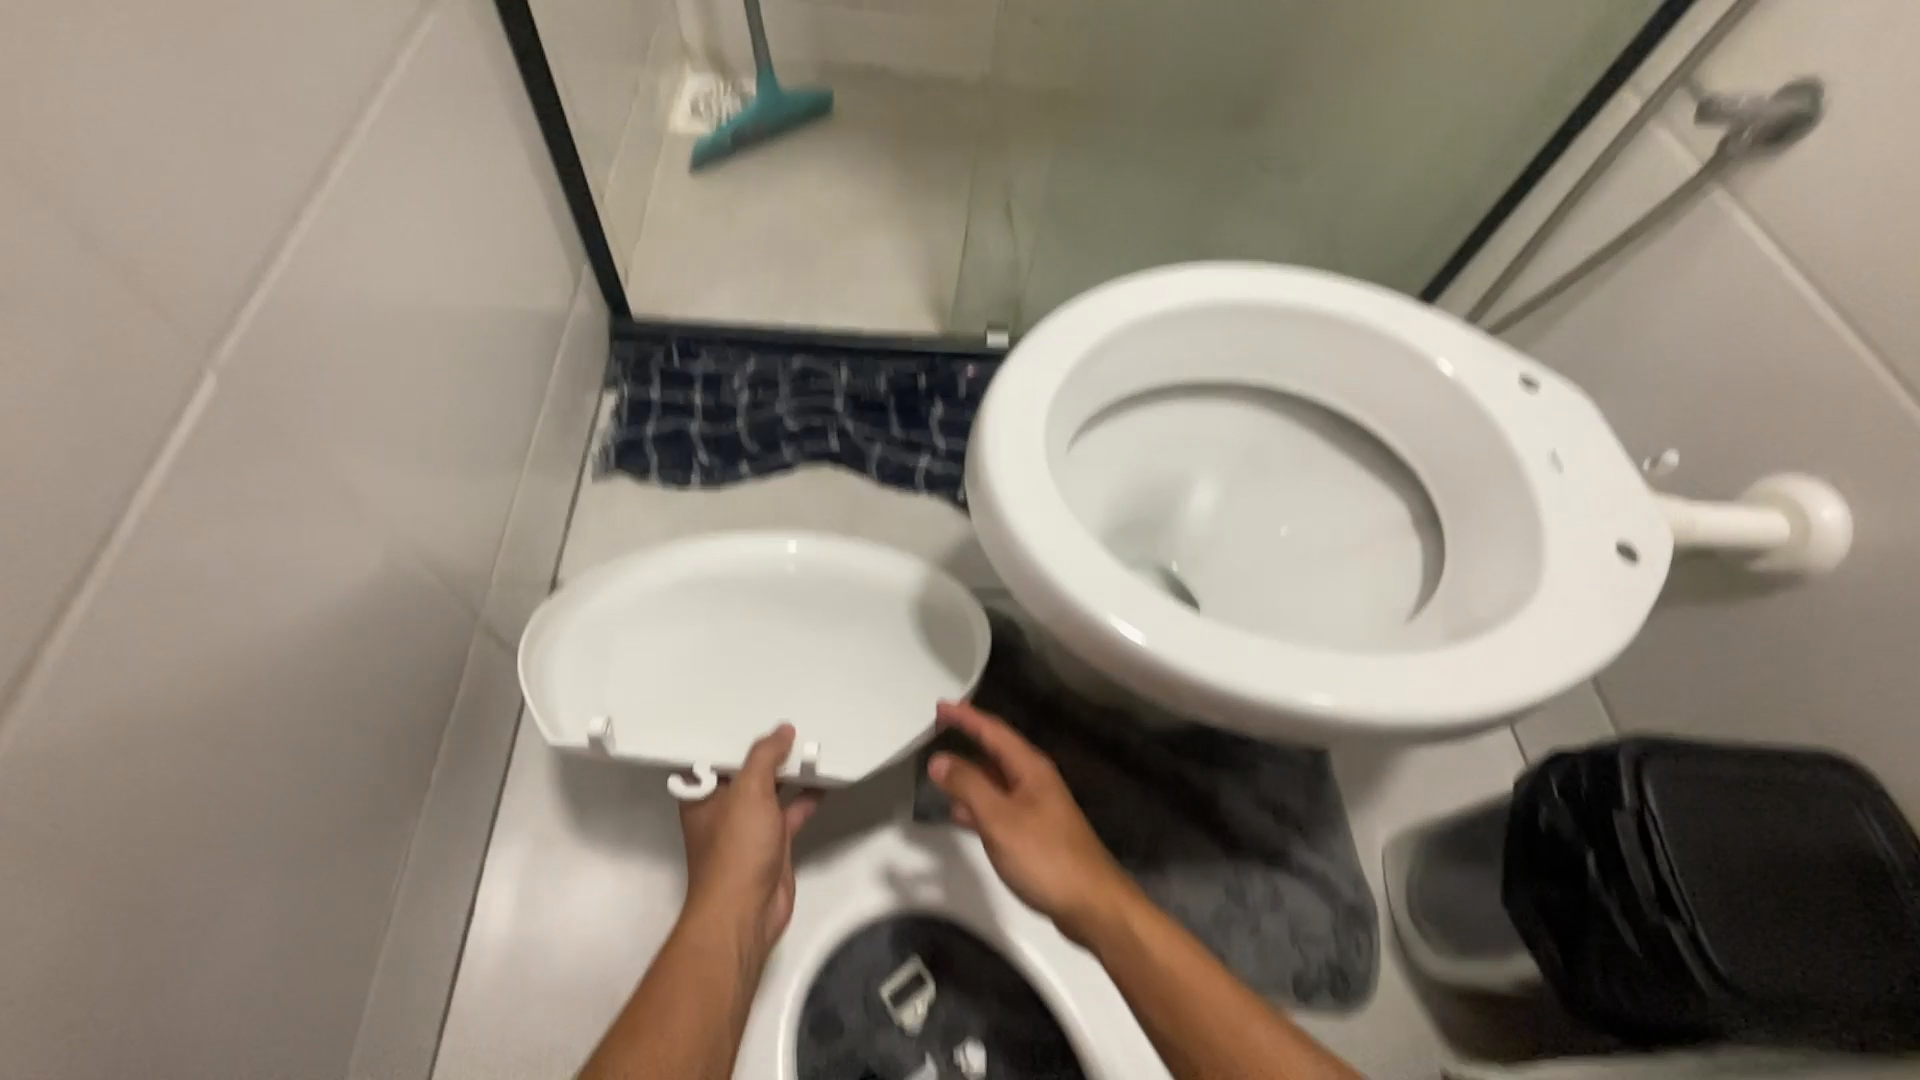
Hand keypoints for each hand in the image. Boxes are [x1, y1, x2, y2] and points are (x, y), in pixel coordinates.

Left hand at [677, 724, 820, 960]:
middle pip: (748, 770)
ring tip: (814, 741)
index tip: (755, 708)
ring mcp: (750, 826)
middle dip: (769, 750)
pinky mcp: (774, 842)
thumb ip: (765, 756)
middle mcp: (724, 807)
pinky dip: (808, 795)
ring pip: (773, 789)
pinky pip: (792, 810)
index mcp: (704, 794)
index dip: (734, 733)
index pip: (716, 754)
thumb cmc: (736, 847)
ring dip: (791, 771)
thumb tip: (783, 730)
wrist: (746, 911)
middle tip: (794, 719)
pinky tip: (827, 778)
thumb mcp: (748, 792)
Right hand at [927, 701, 1138, 943]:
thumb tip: (940, 760)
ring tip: (941, 771)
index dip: (967, 717)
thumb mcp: (999, 819)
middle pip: (997, 751)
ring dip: (970, 773)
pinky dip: (978, 804)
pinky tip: (960, 815)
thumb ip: (968, 786)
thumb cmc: (1046, 856)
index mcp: (1030, 768)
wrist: (1091, 904)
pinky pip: (999, 806)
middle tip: (938, 729)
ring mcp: (1036, 807)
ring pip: (997, 780)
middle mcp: (1035, 781)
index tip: (940, 706)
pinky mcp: (1034, 832)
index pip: (994, 731)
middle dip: (968, 739)